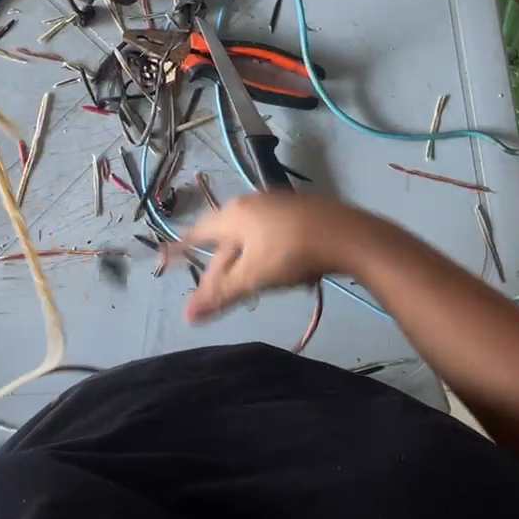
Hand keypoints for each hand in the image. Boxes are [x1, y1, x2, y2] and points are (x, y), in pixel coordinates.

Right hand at [180, 193, 403, 321]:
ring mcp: (277, 203)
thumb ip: (220, 295)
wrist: (347, 234)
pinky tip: (284, 272)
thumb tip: (187, 316)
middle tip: (219, 290)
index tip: (171, 256)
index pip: (199, 232)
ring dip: (246, 261)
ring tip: (251, 284)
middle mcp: (251, 202)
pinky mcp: (300, 210)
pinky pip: (273, 233)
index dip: (184, 247)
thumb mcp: (252, 277)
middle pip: (227, 237)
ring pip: (251, 236)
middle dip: (222, 265)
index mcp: (233, 214)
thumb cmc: (291, 253)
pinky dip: (268, 253)